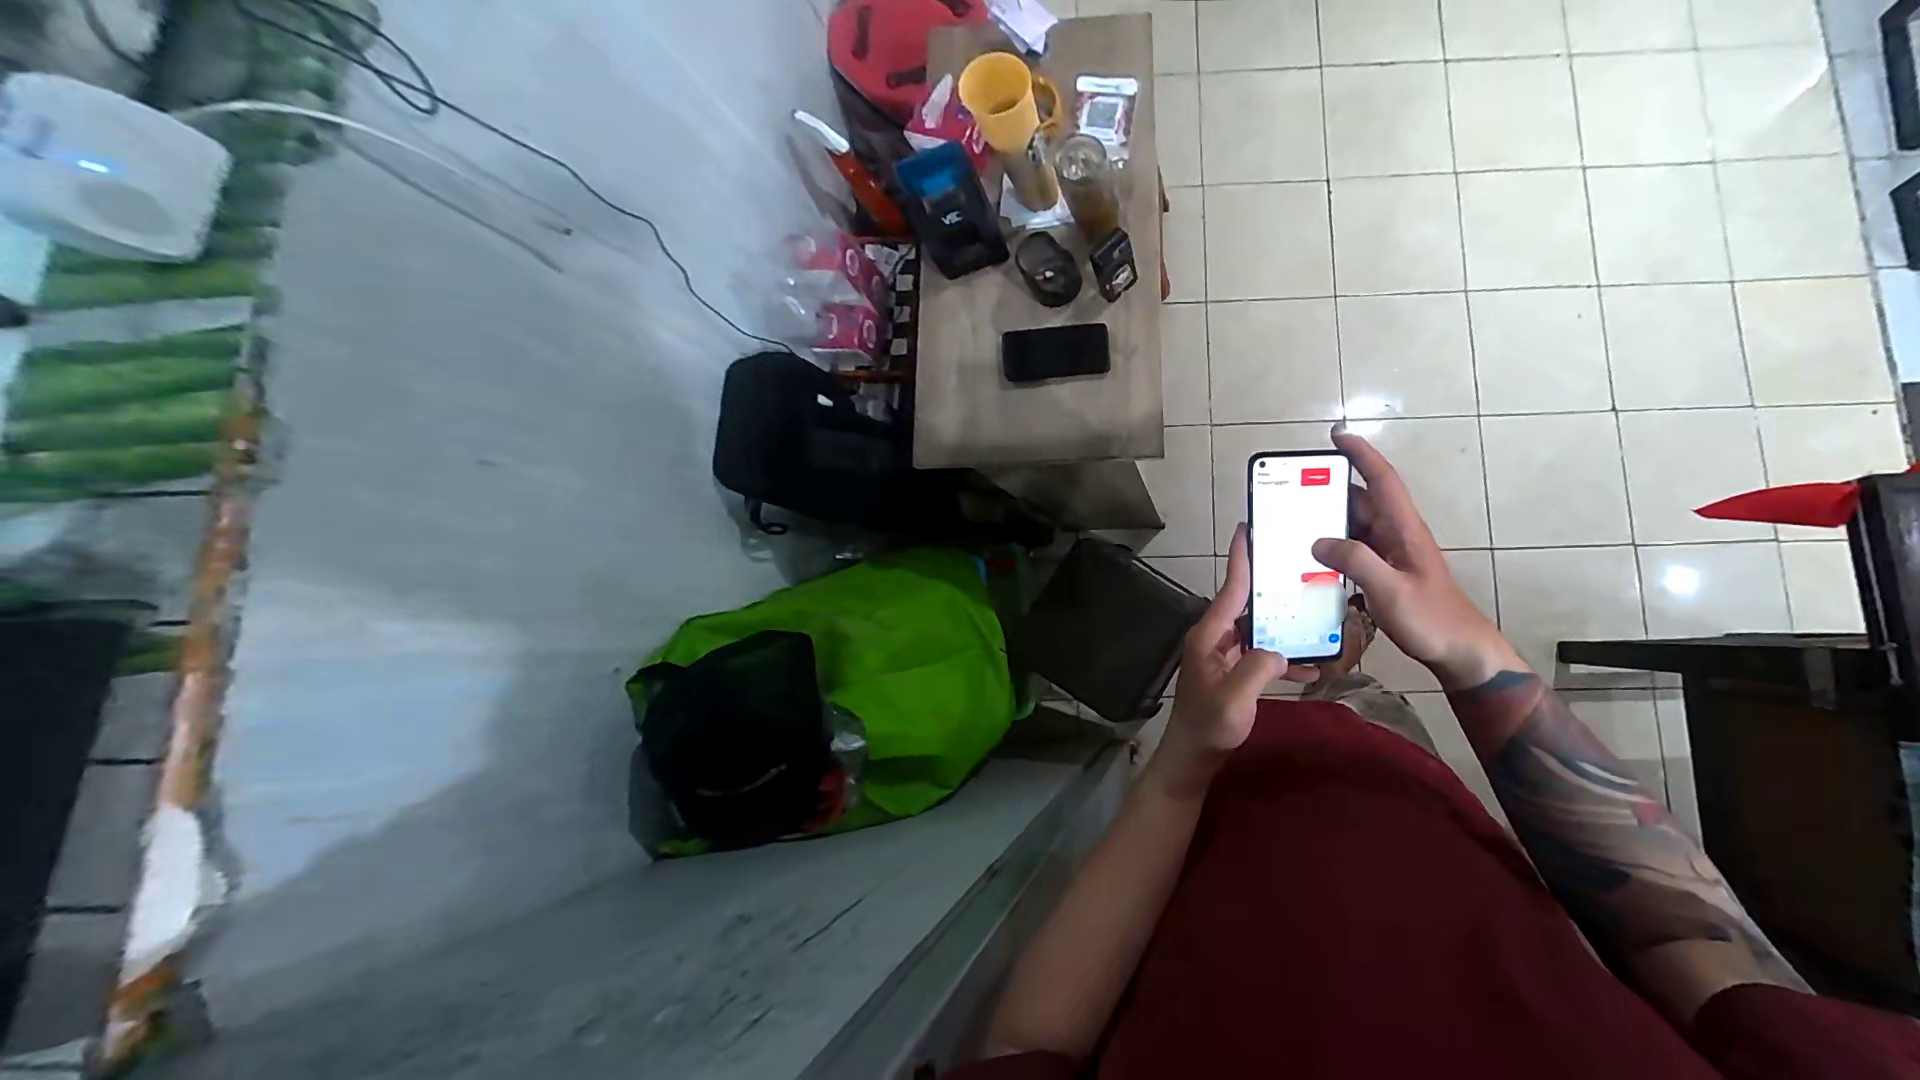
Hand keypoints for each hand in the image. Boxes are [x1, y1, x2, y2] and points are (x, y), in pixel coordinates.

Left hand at [1149, 525, 1287, 798]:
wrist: (1194, 755)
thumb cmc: (1208, 726)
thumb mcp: (1233, 699)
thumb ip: (1256, 670)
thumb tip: (1280, 651)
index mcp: (1209, 636)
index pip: (1230, 591)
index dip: (1240, 560)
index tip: (1248, 530)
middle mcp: (1214, 638)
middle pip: (1246, 603)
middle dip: (1271, 587)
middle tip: (1299, 566)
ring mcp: (1223, 654)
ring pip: (1257, 628)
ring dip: (1283, 625)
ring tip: (1316, 613)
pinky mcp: (1233, 670)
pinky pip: (1261, 653)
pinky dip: (1282, 656)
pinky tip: (1309, 667)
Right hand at [1310, 427, 1519, 690]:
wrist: (1461, 652)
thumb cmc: (1432, 619)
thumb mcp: (1391, 590)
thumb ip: (1356, 562)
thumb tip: (1318, 541)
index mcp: (1403, 530)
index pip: (1382, 481)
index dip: (1360, 455)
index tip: (1336, 436)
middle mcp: (1395, 535)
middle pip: (1359, 502)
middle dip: (1328, 490)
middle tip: (1292, 489)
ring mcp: (1389, 554)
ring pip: (1352, 527)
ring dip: (1325, 522)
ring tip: (1290, 523)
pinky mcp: (1383, 572)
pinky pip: (1351, 550)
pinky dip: (1329, 548)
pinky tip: (1307, 560)